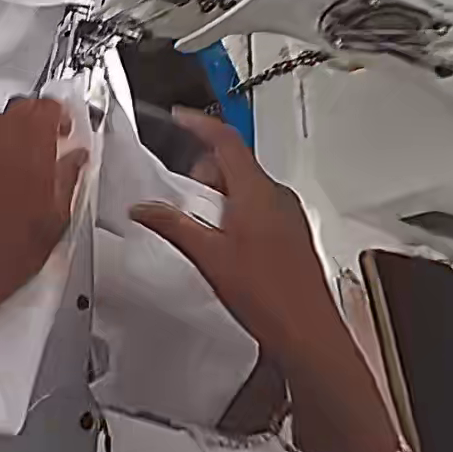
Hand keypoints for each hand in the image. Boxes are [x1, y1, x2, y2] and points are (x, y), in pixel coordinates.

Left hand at [0, 97, 88, 339]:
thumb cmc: (15, 244)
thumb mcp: (60, 212)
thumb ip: (70, 174)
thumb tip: (77, 158)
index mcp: (32, 150)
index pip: (46, 107)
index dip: (61, 113)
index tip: (68, 126)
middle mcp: (5, 144)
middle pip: (23, 104)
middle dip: (42, 113)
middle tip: (55, 132)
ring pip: (4, 116)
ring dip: (22, 123)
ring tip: (36, 146)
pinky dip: (4, 138)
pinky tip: (15, 160)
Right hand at [130, 108, 346, 366]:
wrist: (308, 335)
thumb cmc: (268, 297)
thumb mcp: (208, 256)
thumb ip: (172, 225)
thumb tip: (144, 209)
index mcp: (256, 192)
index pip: (226, 141)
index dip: (200, 124)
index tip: (181, 116)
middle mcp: (276, 195)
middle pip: (233, 163)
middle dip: (203, 174)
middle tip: (183, 201)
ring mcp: (288, 212)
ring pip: (246, 185)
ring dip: (219, 195)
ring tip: (204, 230)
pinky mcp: (292, 230)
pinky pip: (259, 204)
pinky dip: (236, 210)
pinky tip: (226, 243)